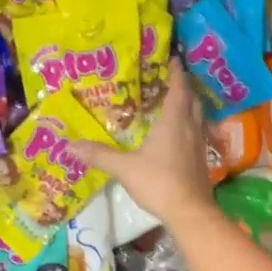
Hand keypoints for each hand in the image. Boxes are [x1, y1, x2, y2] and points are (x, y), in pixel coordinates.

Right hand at [73, 59, 213, 223]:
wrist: (190, 212)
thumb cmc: (159, 183)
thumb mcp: (125, 168)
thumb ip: (100, 155)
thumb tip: (70, 144)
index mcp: (174, 120)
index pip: (179, 86)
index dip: (176, 71)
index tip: (171, 58)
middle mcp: (191, 126)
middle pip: (192, 99)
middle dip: (183, 87)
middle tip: (168, 80)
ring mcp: (199, 144)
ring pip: (197, 116)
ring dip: (188, 106)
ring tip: (173, 104)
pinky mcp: (202, 160)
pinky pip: (197, 133)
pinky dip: (189, 126)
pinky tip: (178, 136)